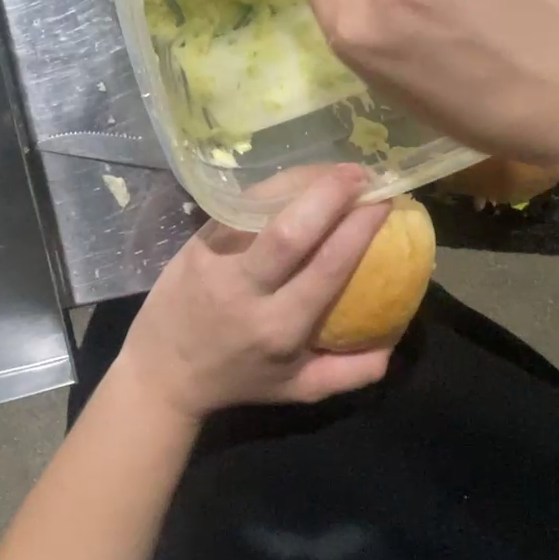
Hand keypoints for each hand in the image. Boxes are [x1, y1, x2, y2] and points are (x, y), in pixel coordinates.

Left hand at [115, 166, 393, 421]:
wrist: (163, 371)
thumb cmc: (238, 379)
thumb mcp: (299, 389)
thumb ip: (353, 372)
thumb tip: (396, 339)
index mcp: (278, 327)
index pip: (325, 268)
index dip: (358, 230)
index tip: (384, 204)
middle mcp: (244, 290)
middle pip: (289, 232)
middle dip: (329, 195)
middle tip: (362, 174)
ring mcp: (214, 261)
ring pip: (257, 209)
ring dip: (299, 181)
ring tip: (333, 170)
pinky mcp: (195, 242)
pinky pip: (235, 208)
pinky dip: (268, 189)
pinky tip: (293, 180)